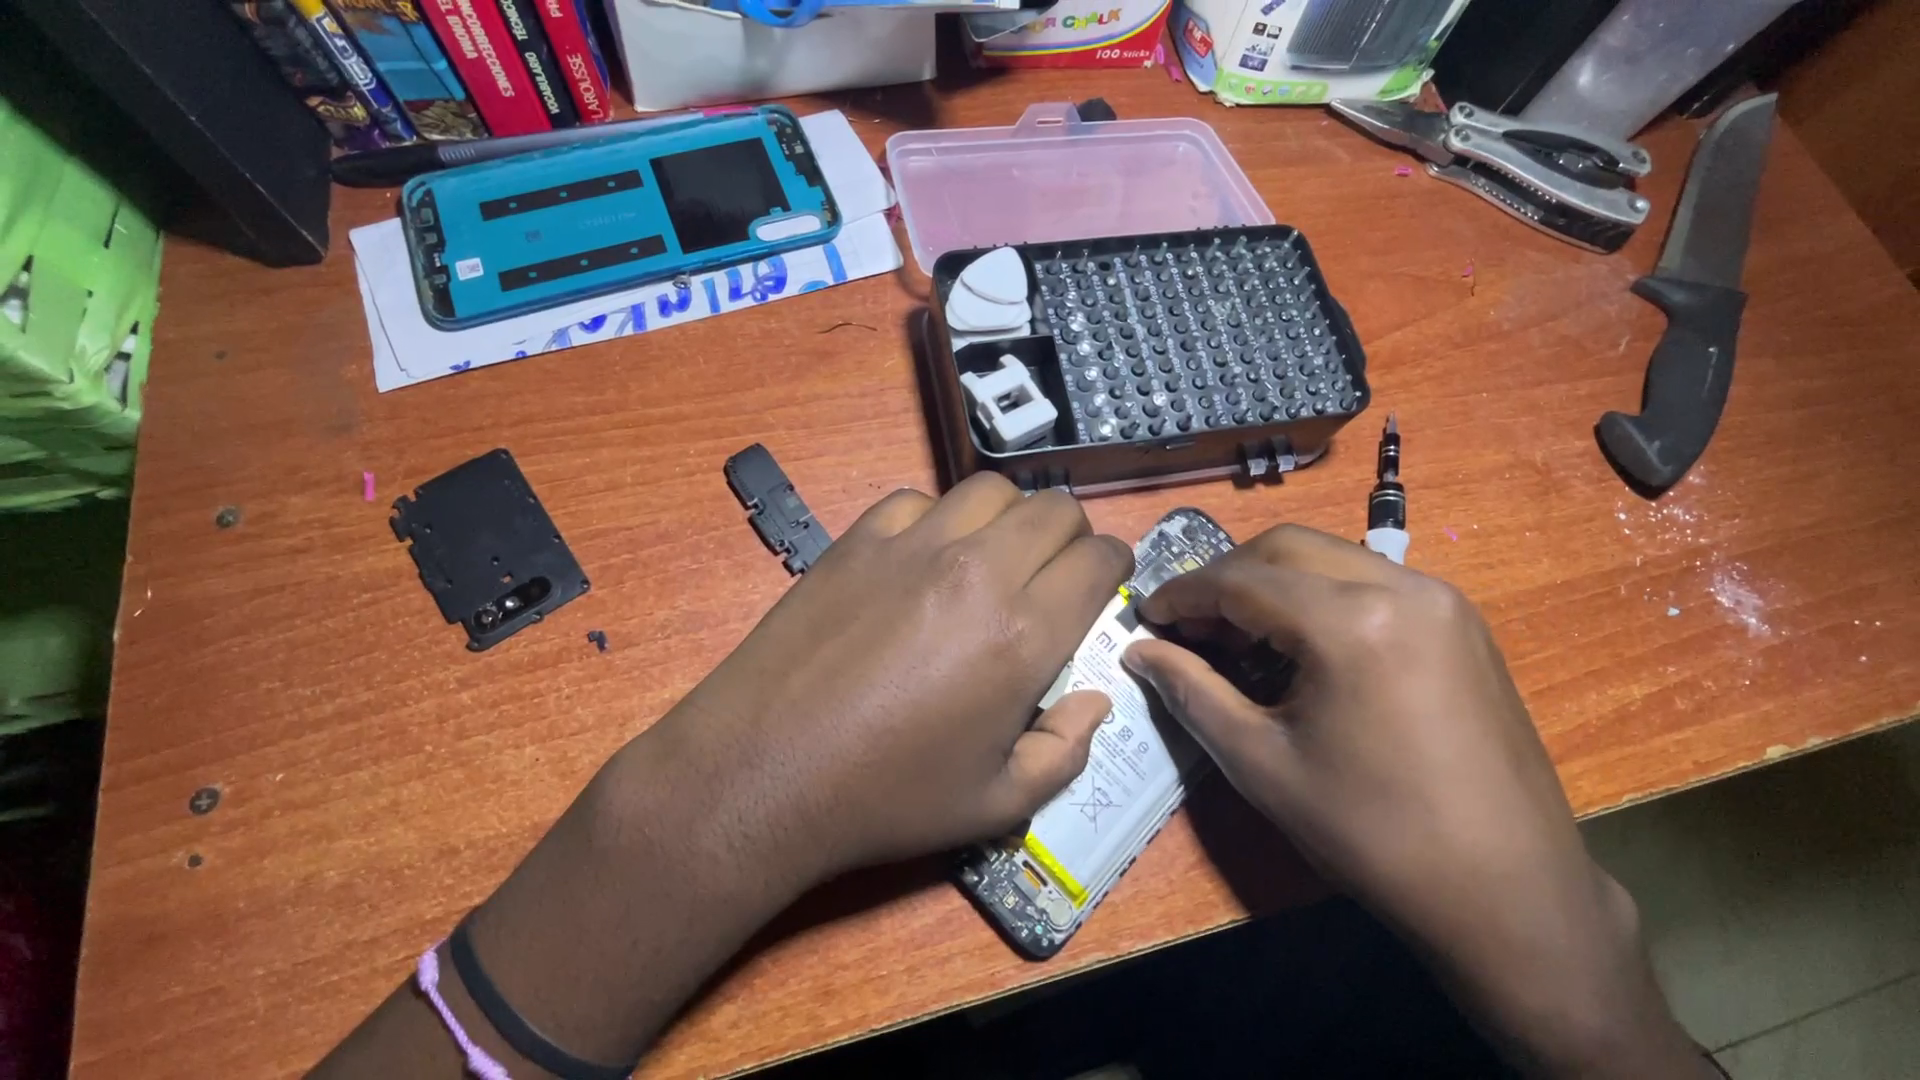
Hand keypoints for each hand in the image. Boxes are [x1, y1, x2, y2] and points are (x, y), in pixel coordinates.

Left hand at [664, 471, 1133, 880]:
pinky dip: (938, 519)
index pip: (1098, 560)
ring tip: (994, 558)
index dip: (1113, 568)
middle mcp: (978, 570)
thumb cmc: (886, 797)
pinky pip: (918, 500)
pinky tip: (923, 560)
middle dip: (1072, 537)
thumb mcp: (997, 804)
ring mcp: (913, 545)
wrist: (764, 771)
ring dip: (1009, 518)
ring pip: (991, 490)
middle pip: (1056, 509)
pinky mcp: (858, 540)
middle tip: (1054, 575)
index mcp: (1024, 633)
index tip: (1102, 586)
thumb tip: (1094, 701)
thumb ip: (1066, 750)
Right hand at [1122, 525, 1705, 1077]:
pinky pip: (1370, 581)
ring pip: (1330, 558)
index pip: (1242, 580)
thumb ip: (1192, 693)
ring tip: (1239, 639)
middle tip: (1189, 626)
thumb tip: (1139, 653)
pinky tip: (1300, 648)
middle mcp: (1403, 587)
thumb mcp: (1261, 763)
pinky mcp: (1462, 623)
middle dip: (1226, 578)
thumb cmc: (1371, 834)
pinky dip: (1319, 597)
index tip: (1146, 617)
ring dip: (1272, 584)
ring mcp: (1442, 601)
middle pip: (1286, 549)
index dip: (1183, 594)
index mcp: (1352, 622)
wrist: (1509, 892)